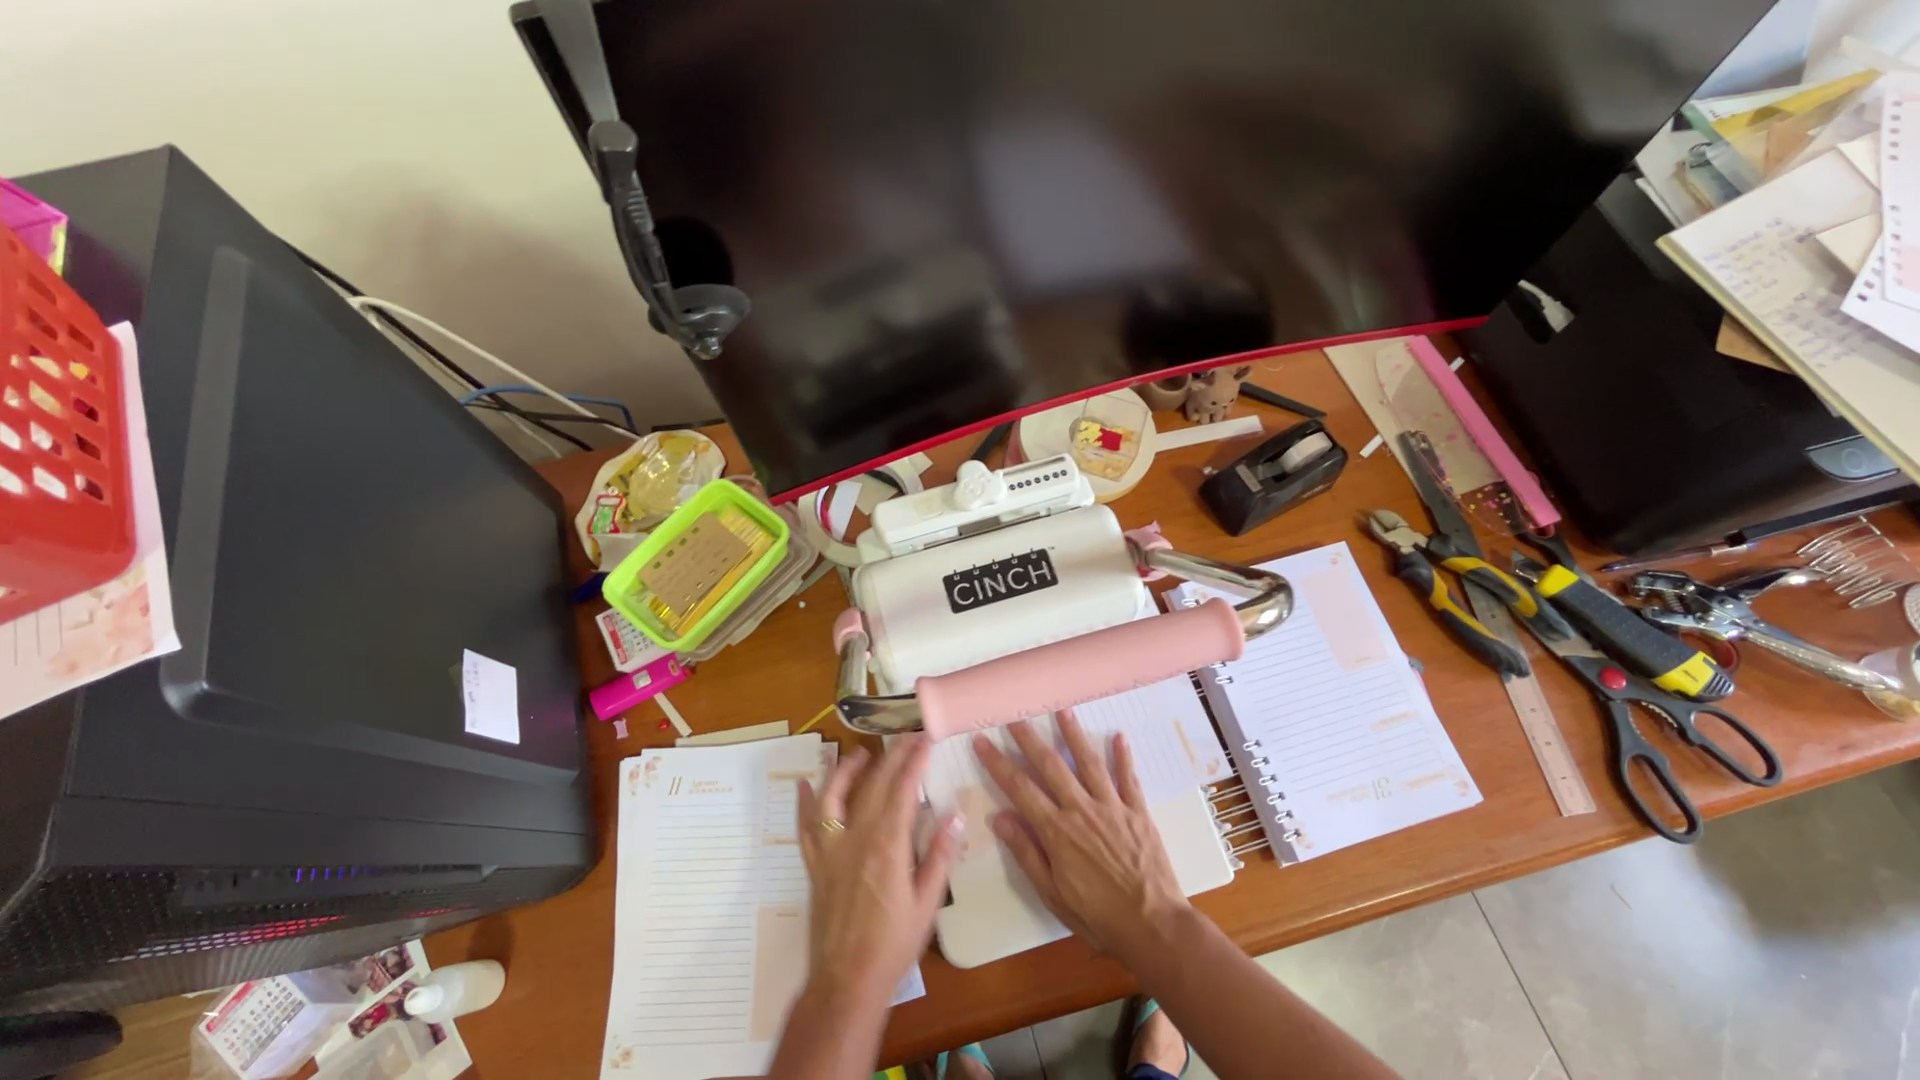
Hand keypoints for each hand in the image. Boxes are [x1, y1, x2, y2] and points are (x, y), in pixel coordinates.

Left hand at [796, 736, 962, 1000]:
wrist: (847, 979)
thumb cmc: (893, 944)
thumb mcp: (927, 903)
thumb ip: (939, 856)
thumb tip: (956, 814)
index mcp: (887, 845)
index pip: (903, 790)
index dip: (915, 761)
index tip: (926, 737)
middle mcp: (856, 838)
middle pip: (873, 786)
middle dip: (891, 757)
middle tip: (905, 734)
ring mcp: (830, 850)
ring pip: (833, 797)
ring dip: (846, 770)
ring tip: (860, 752)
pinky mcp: (815, 865)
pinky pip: (806, 827)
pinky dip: (803, 803)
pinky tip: (804, 785)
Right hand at [972, 711, 1190, 960]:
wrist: (1153, 926)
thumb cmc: (1097, 917)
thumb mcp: (1051, 893)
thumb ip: (1026, 853)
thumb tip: (999, 817)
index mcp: (1056, 831)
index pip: (1019, 788)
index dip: (998, 763)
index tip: (982, 741)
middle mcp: (1081, 810)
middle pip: (1051, 765)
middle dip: (1030, 738)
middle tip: (1014, 714)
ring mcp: (1112, 807)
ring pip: (1089, 762)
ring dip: (1074, 735)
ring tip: (1062, 710)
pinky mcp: (1139, 813)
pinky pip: (1129, 779)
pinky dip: (1123, 757)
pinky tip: (1118, 736)